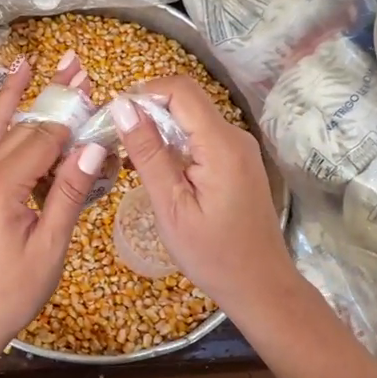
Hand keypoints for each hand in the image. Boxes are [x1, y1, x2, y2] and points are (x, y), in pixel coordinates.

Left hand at [0, 54, 105, 356]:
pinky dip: (3, 121)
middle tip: (76, 65)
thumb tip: (94, 146)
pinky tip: (12, 106)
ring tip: (34, 65)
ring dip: (20, 97)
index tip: (96, 92)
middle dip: (52, 96)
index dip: (73, 116)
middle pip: (23, 125)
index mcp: (1, 184)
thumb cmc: (11, 291)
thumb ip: (68, 192)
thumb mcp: (49, 245)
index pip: (44, 138)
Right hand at [113, 75, 293, 306]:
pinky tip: (154, 170)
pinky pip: (198, 136)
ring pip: (189, 117)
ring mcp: (238, 148)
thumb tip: (122, 106)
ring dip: (157, 129)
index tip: (115, 119)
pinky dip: (172, 144)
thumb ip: (148, 152)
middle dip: (146, 111)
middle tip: (116, 141)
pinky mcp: (235, 160)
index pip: (179, 89)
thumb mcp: (171, 206)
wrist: (261, 288)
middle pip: (185, 100)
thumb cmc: (213, 254)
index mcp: (221, 144)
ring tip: (129, 159)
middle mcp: (234, 136)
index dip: (143, 93)